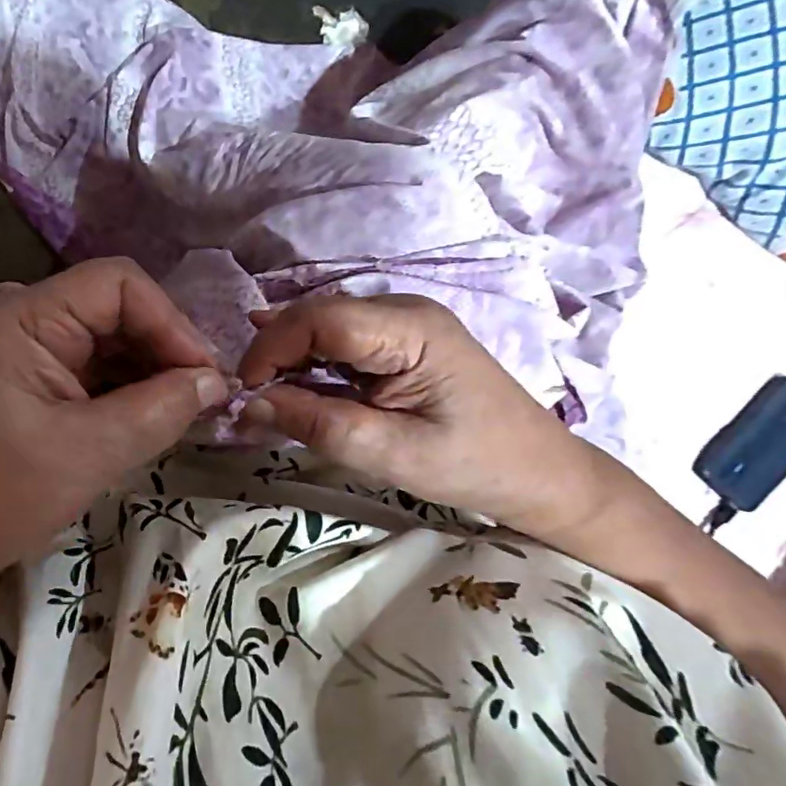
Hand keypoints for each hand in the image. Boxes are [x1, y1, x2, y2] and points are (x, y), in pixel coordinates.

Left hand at [0, 258, 229, 609]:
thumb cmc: (0, 498)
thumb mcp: (90, 452)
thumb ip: (161, 408)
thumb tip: (217, 380)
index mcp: (23, 316)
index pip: (118, 284)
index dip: (170, 321)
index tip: (207, 376)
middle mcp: (24, 318)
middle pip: (116, 309)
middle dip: (165, 349)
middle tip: (207, 399)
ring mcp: (26, 350)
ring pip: (110, 340)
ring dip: (152, 372)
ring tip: (189, 413)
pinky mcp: (33, 381)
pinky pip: (94, 369)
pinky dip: (129, 390)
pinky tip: (157, 418)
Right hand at [236, 294, 612, 533]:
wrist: (540, 474)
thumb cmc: (474, 464)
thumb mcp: (390, 453)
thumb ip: (317, 424)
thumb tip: (248, 404)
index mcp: (410, 329)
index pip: (319, 318)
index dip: (271, 348)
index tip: (244, 392)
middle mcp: (402, 311)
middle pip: (316, 316)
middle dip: (273, 352)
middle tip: (247, 397)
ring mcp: (402, 322)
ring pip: (321, 326)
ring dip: (287, 357)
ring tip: (261, 392)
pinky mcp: (399, 341)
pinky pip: (338, 340)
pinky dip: (307, 361)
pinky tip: (287, 379)